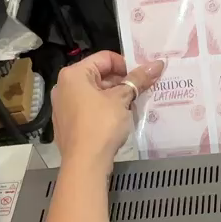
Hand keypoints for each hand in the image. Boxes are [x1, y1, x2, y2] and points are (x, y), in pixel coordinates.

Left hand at [51, 52, 163, 175]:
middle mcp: (63, 86)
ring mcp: (62, 106)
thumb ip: (138, 80)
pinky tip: (116, 121)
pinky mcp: (66, 123)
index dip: (126, 65)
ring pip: (94, 93)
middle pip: (99, 75)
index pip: (105, 58)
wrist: (84, 162)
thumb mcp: (122, 100)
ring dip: (114, 98)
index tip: (141, 78)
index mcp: (73, 74)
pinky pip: (88, 109)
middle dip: (121, 83)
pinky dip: (103, 110)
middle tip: (139, 93)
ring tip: (131, 107)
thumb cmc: (101, 125)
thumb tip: (157, 63)